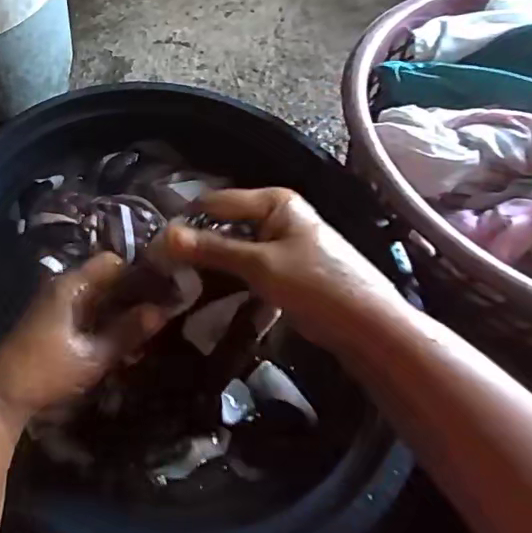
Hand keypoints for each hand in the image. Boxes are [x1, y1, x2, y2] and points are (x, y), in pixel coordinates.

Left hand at [0, 253, 171, 422]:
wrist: (3, 392)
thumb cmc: (47, 371)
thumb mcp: (93, 357)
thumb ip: (127, 332)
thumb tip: (162, 310)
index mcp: (70, 286)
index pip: (112, 263)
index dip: (140, 270)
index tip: (168, 286)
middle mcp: (62, 286)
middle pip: (106, 278)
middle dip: (135, 291)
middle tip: (168, 308)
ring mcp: (56, 302)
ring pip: (98, 295)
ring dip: (122, 307)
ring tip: (156, 323)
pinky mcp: (54, 319)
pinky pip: (87, 309)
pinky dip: (107, 318)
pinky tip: (128, 336)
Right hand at [148, 187, 411, 353]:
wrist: (374, 331)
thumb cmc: (320, 288)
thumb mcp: (259, 266)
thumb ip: (210, 249)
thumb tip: (163, 237)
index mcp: (274, 201)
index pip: (213, 203)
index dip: (185, 223)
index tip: (157, 248)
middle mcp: (276, 214)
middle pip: (221, 223)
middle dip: (194, 243)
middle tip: (165, 266)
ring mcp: (281, 241)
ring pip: (230, 245)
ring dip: (209, 261)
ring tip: (179, 279)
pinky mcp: (283, 266)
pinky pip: (243, 262)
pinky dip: (226, 273)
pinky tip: (207, 288)